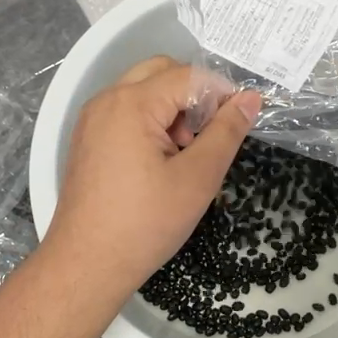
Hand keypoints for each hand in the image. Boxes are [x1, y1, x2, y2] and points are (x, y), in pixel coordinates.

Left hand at [42, 56, 260, 297]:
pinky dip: (149, 123)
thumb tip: (250, 99)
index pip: (189, 76)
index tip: (238, 124)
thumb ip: (226, 132)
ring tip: (184, 155)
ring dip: (171, 110)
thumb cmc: (145, 223)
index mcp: (132, 103)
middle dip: (192, 96)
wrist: (87, 264)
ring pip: (142, 91)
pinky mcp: (87, 141)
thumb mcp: (197, 178)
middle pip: (161, 72)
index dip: (221, 94)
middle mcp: (106, 101)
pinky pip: (125, 113)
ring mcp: (92, 120)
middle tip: (206, 137)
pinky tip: (160, 164)